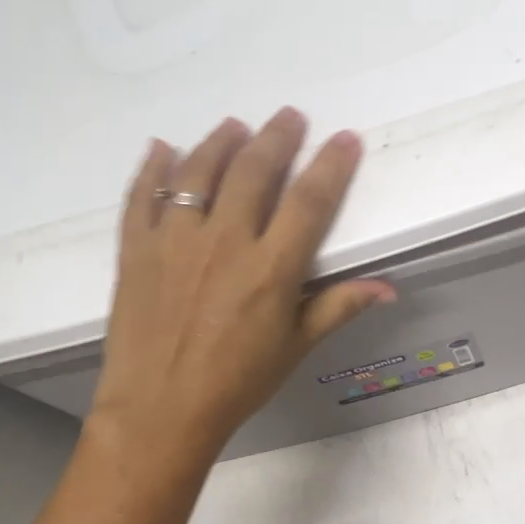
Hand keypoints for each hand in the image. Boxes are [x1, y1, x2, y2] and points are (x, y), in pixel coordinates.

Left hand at [90, 109, 394, 463]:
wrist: (162, 407)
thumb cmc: (239, 381)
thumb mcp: (296, 346)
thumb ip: (338, 307)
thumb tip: (387, 288)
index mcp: (270, 269)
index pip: (309, 203)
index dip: (330, 167)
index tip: (344, 139)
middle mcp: (223, 242)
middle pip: (254, 172)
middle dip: (276, 138)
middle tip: (289, 116)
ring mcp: (174, 240)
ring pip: (198, 172)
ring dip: (219, 142)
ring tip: (235, 126)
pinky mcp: (137, 248)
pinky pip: (143, 194)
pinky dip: (153, 167)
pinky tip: (164, 149)